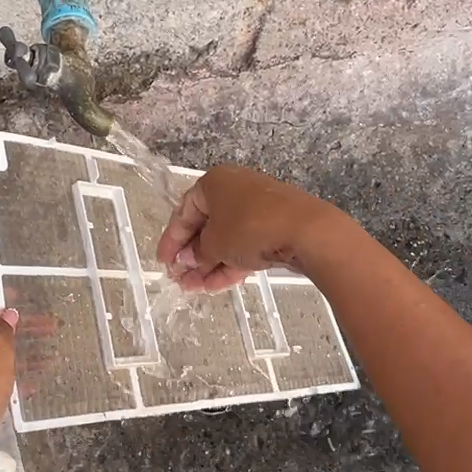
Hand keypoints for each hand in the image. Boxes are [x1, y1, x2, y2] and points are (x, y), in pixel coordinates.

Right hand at [157, 166, 348, 292]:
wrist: (307, 232)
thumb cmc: (250, 227)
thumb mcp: (214, 244)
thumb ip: (197, 253)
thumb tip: (189, 260)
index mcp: (214, 183)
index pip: (183, 212)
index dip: (171, 240)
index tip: (163, 262)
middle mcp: (234, 191)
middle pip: (205, 226)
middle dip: (191, 256)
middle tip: (179, 279)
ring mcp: (256, 209)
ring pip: (225, 239)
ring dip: (208, 264)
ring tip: (194, 289)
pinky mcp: (274, 227)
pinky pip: (244, 246)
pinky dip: (229, 263)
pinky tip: (216, 285)